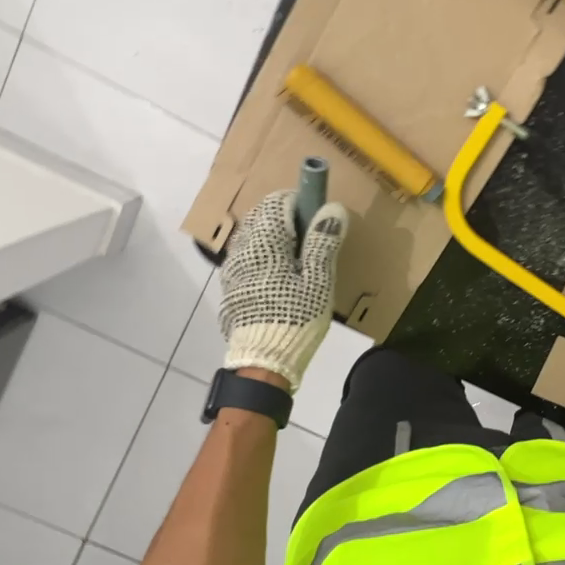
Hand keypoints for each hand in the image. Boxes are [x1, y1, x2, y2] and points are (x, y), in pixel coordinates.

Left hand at [219, 189, 349, 392]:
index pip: (278, 202)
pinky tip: (282, 284)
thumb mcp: (318, 280)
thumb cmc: (294, 317)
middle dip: (289, 222)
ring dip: (277, 242)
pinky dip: (267, 261)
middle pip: (264, 218)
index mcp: (265, 242)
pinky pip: (250, 260)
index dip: (301, 204)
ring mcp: (234, 268)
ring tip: (300, 268)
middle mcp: (243, 249)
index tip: (318, 222)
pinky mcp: (232, 287)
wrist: (263, 362)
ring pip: (256, 239)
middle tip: (313, 247)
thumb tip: (332, 209)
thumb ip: (323, 242)